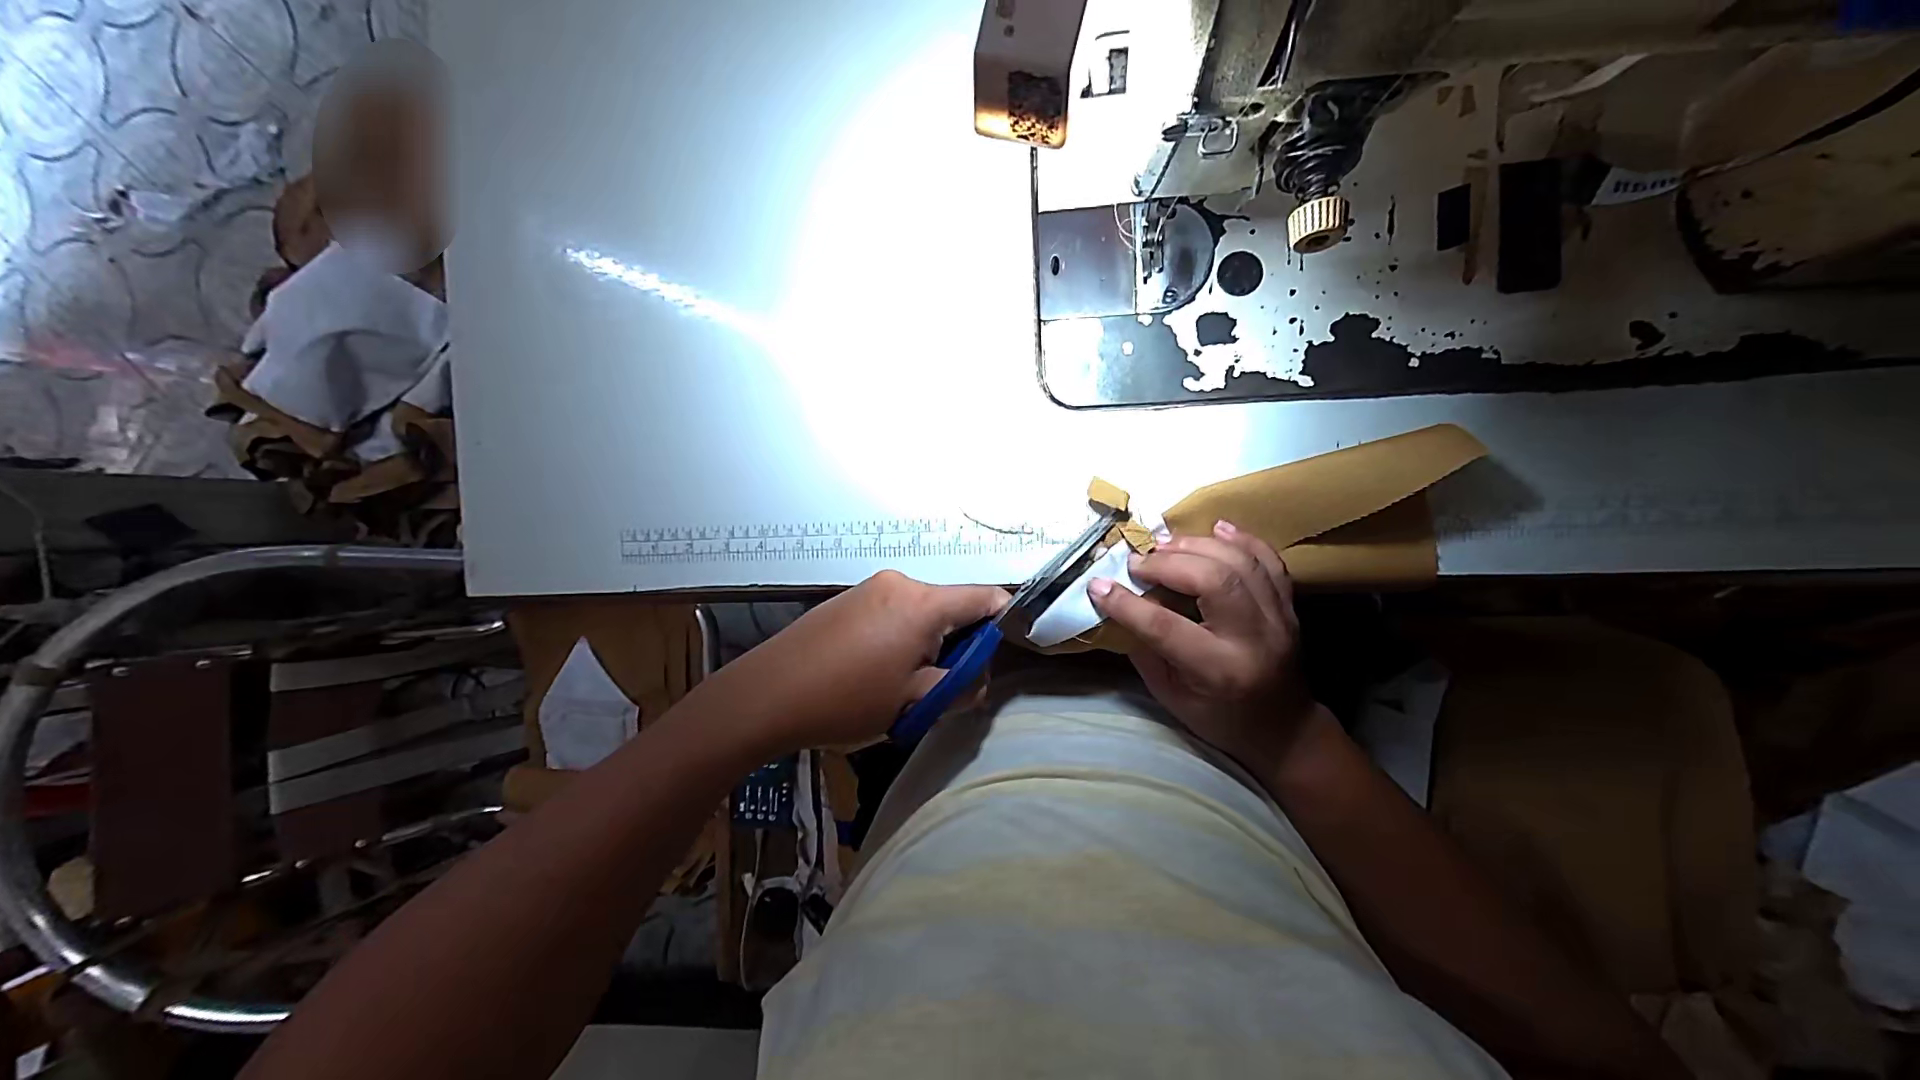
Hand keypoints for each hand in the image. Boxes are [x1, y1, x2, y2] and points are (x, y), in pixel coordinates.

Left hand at [698, 571, 1009, 756]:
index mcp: (923, 603)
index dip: (1002, 624)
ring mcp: (869, 589)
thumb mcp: (913, 702)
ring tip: (900, 686)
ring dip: (926, 644)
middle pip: (951, 607)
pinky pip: (891, 614)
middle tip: (939, 687)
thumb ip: (959, 687)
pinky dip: (899, 638)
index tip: (997, 656)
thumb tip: (974, 681)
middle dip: (956, 644)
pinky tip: (874, 673)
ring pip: (920, 613)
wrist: (765, 695)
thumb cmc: (846, 700)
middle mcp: (899, 584)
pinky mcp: (846, 601)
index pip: (985, 598)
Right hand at [1088, 520, 1321, 774]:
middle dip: (1168, 564)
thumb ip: (1146, 649)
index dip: (1127, 604)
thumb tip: (1119, 605)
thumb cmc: (1219, 717)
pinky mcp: (1288, 605)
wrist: (1284, 728)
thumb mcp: (1170, 696)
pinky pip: (1268, 559)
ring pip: (1240, 562)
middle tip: (1138, 562)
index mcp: (1219, 671)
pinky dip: (1241, 538)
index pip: (1166, 627)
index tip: (1098, 585)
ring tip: (1164, 543)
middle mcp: (1254, 639)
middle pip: (1214, 580)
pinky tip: (1214, 528)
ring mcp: (1279, 618)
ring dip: (1197, 545)